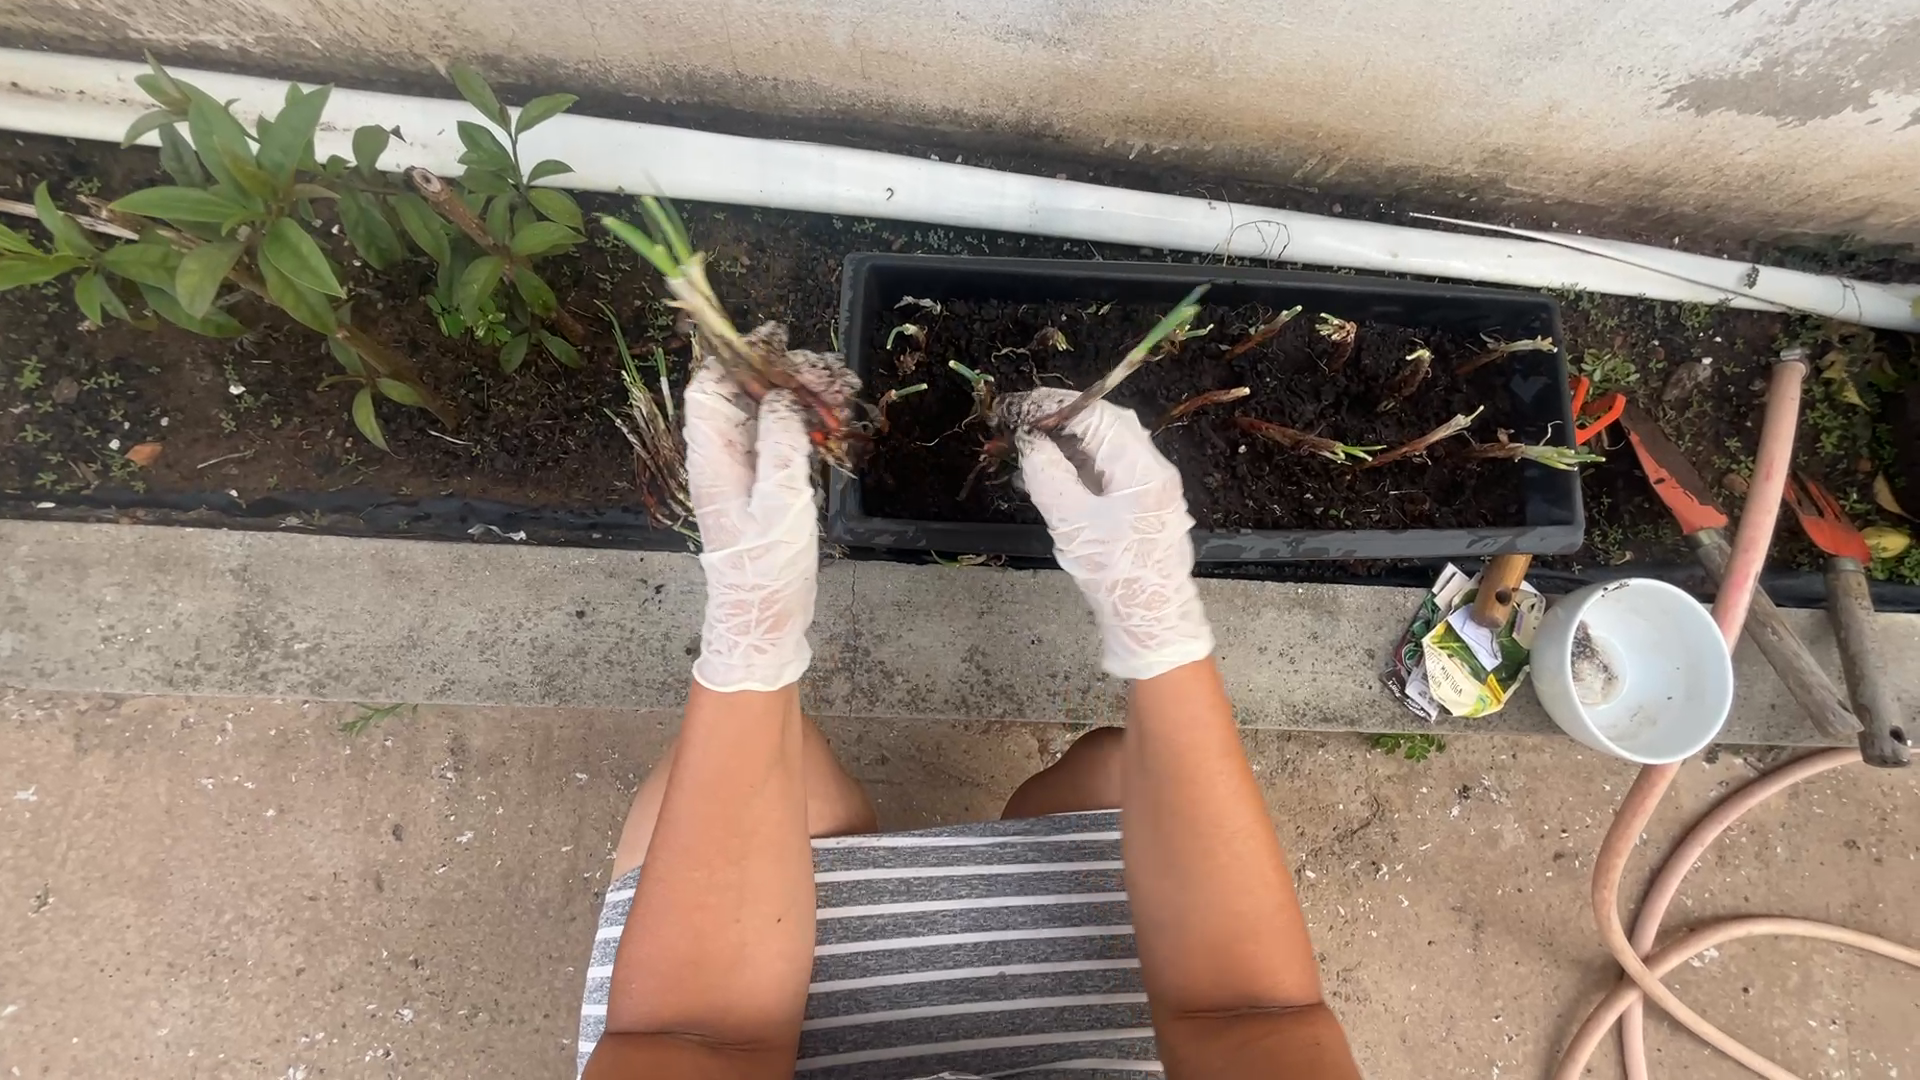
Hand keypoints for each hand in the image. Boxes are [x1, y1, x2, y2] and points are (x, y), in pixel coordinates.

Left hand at [683, 354, 841, 692]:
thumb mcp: (779, 504)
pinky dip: (803, 425)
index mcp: (713, 458)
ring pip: (766, 415)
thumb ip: (780, 445)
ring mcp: (743, 472)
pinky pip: (780, 439)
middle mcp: (722, 458)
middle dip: (782, 376)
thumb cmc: (767, 568)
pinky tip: (831, 423)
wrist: (764, 619)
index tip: (775, 338)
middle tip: (829, 374)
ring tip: (841, 395)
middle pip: (744, 396)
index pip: (710, 388)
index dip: (736, 356)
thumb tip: (781, 398)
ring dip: (799, 399)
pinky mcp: (763, 486)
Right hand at [998, 388, 1212, 679]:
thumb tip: (1028, 439)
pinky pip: (1108, 466)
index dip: (1054, 404)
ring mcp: (1150, 484)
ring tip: (1029, 446)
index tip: (1017, 407)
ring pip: (1106, 444)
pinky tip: (1052, 470)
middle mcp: (1153, 467)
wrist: (1151, 621)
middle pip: (1105, 424)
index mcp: (1142, 468)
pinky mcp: (1142, 500)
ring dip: (1067, 440)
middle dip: (1060, 418)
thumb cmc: (1115, 575)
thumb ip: (1048, 475)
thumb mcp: (1072, 524)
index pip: (1096, 414)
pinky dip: (1079, 461)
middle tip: (1019, 423)